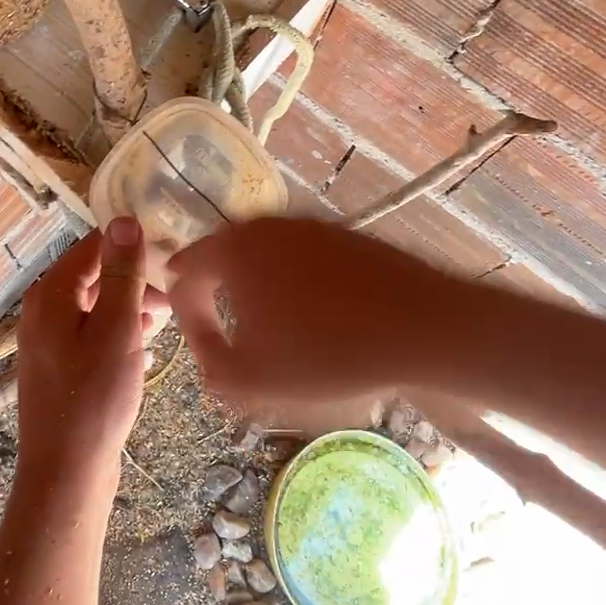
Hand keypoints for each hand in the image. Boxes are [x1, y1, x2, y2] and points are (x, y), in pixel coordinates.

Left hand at [13, 217, 164, 477]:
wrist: (65, 474)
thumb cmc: (94, 399)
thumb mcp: (117, 329)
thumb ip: (122, 273)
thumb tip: (124, 220)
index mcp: (51, 295)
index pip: (93, 246)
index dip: (131, 245)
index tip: (170, 255)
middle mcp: (42, 311)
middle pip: (94, 275)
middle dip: (134, 279)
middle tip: (174, 297)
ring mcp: (48, 342)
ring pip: (95, 306)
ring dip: (129, 307)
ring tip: (165, 322)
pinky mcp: (59, 368)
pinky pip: (93, 334)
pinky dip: (119, 333)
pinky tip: (145, 350)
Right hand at [168, 217, 456, 417]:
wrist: (422, 326)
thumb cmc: (327, 354)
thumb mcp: (250, 378)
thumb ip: (208, 362)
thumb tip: (202, 342)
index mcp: (231, 250)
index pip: (183, 274)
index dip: (183, 313)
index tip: (202, 346)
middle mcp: (262, 226)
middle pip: (220, 254)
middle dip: (211, 288)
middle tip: (212, 319)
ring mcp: (304, 225)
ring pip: (259, 254)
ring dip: (250, 283)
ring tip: (258, 320)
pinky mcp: (340, 235)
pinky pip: (296, 257)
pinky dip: (288, 280)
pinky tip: (306, 312)